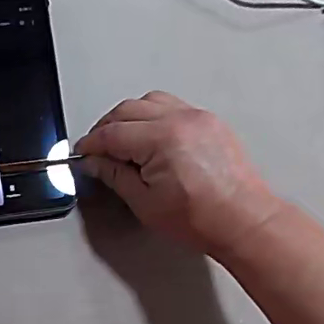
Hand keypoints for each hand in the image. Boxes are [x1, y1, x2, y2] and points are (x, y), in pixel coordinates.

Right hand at [75, 91, 284, 252]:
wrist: (242, 220)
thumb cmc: (202, 217)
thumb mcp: (143, 202)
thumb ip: (114, 176)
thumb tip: (96, 163)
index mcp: (162, 138)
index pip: (112, 133)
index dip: (91, 144)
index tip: (81, 154)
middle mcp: (181, 120)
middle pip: (128, 110)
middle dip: (105, 128)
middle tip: (95, 151)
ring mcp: (198, 118)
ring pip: (150, 102)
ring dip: (129, 118)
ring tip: (120, 144)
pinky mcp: (209, 123)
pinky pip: (172, 107)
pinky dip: (152, 117)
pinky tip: (146, 138)